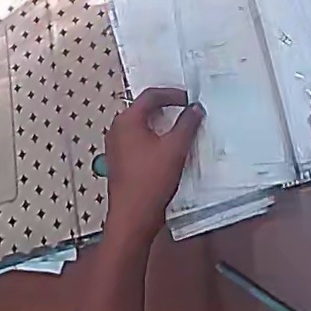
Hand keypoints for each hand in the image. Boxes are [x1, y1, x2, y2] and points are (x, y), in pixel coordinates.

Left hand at [102, 88, 203, 250]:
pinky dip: (154, 138)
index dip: (172, 94)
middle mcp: (117, 130)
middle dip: (167, 108)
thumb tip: (194, 109)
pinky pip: (138, 140)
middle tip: (186, 112)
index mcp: (127, 121)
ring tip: (180, 130)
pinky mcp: (120, 161)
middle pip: (143, 109)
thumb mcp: (176, 148)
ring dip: (161, 124)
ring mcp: (116, 146)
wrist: (134, 216)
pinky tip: (168, 149)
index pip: (150, 96)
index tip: (188, 100)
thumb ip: (187, 124)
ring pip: (141, 125)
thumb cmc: (150, 182)